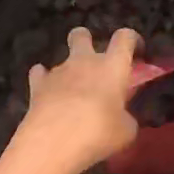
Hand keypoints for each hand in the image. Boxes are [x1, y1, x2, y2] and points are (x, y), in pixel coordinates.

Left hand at [15, 27, 141, 173]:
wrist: (54, 139)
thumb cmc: (99, 132)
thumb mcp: (126, 131)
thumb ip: (125, 116)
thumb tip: (121, 116)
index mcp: (112, 66)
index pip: (124, 37)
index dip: (132, 39)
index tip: (135, 51)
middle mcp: (84, 61)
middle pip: (81, 34)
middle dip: (86, 40)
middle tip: (93, 61)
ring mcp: (58, 70)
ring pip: (62, 58)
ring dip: (69, 71)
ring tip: (73, 95)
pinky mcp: (37, 83)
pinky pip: (40, 73)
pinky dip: (44, 80)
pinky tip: (48, 93)